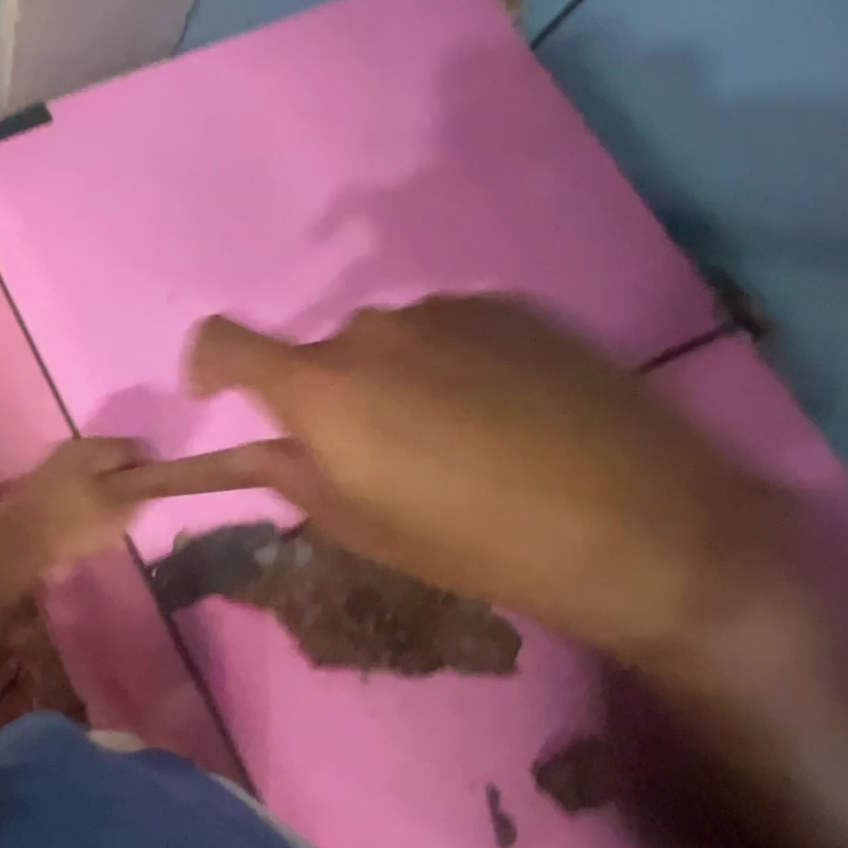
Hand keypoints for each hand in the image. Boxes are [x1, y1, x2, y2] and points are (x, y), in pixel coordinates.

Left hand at [0, 438, 152, 590]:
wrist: (20, 544)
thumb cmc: (76, 521)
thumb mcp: (121, 502)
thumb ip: (144, 483)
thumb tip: (156, 469)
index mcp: (93, 446)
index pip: (136, 447)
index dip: (154, 468)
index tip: (159, 494)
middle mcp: (72, 450)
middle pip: (114, 462)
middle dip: (130, 483)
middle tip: (138, 511)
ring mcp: (55, 469)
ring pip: (96, 479)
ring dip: (109, 498)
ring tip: (116, 524)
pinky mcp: (43, 492)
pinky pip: (78, 494)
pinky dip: (89, 508)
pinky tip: (91, 528)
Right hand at [187, 296, 792, 664]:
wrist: (640, 524)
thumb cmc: (472, 542)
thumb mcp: (360, 525)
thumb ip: (292, 473)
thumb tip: (264, 446)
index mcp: (321, 387)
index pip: (223, 341)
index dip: (207, 363)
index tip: (218, 393)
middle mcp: (370, 330)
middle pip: (315, 354)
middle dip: (323, 398)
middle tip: (373, 452)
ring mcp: (444, 310)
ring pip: (382, 343)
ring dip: (388, 380)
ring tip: (450, 435)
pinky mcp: (509, 306)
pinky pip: (444, 330)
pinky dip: (445, 364)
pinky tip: (500, 411)